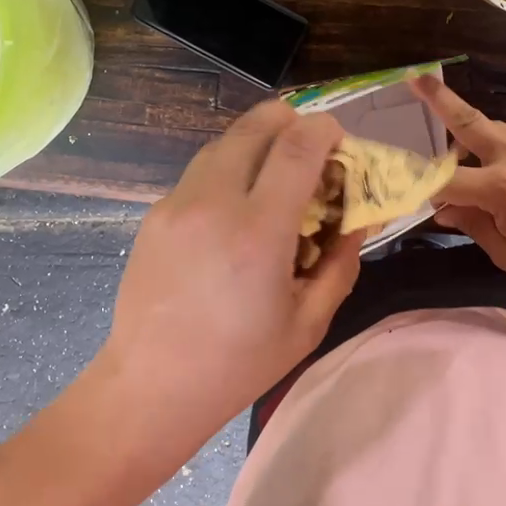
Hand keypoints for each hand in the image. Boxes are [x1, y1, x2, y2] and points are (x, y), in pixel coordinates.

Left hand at [98, 100, 362, 427]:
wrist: (150, 385)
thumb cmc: (237, 363)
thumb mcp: (308, 325)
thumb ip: (340, 265)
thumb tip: (355, 221)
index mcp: (258, 232)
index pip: (296, 147)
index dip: (323, 129)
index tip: (339, 139)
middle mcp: (215, 202)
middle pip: (255, 125)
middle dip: (290, 121)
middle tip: (308, 145)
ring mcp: (178, 202)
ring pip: (224, 141)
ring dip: (256, 142)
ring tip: (273, 172)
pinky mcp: (156, 211)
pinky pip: (200, 171)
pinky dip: (227, 169)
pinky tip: (235, 206)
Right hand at [411, 74, 505, 294]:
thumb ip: (471, 224)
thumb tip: (444, 209)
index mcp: (499, 187)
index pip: (446, 180)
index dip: (425, 185)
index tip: (414, 190)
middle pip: (468, 121)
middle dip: (439, 98)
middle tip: (416, 77)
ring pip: (494, 129)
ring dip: (472, 133)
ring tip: (459, 149)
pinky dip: (504, 152)